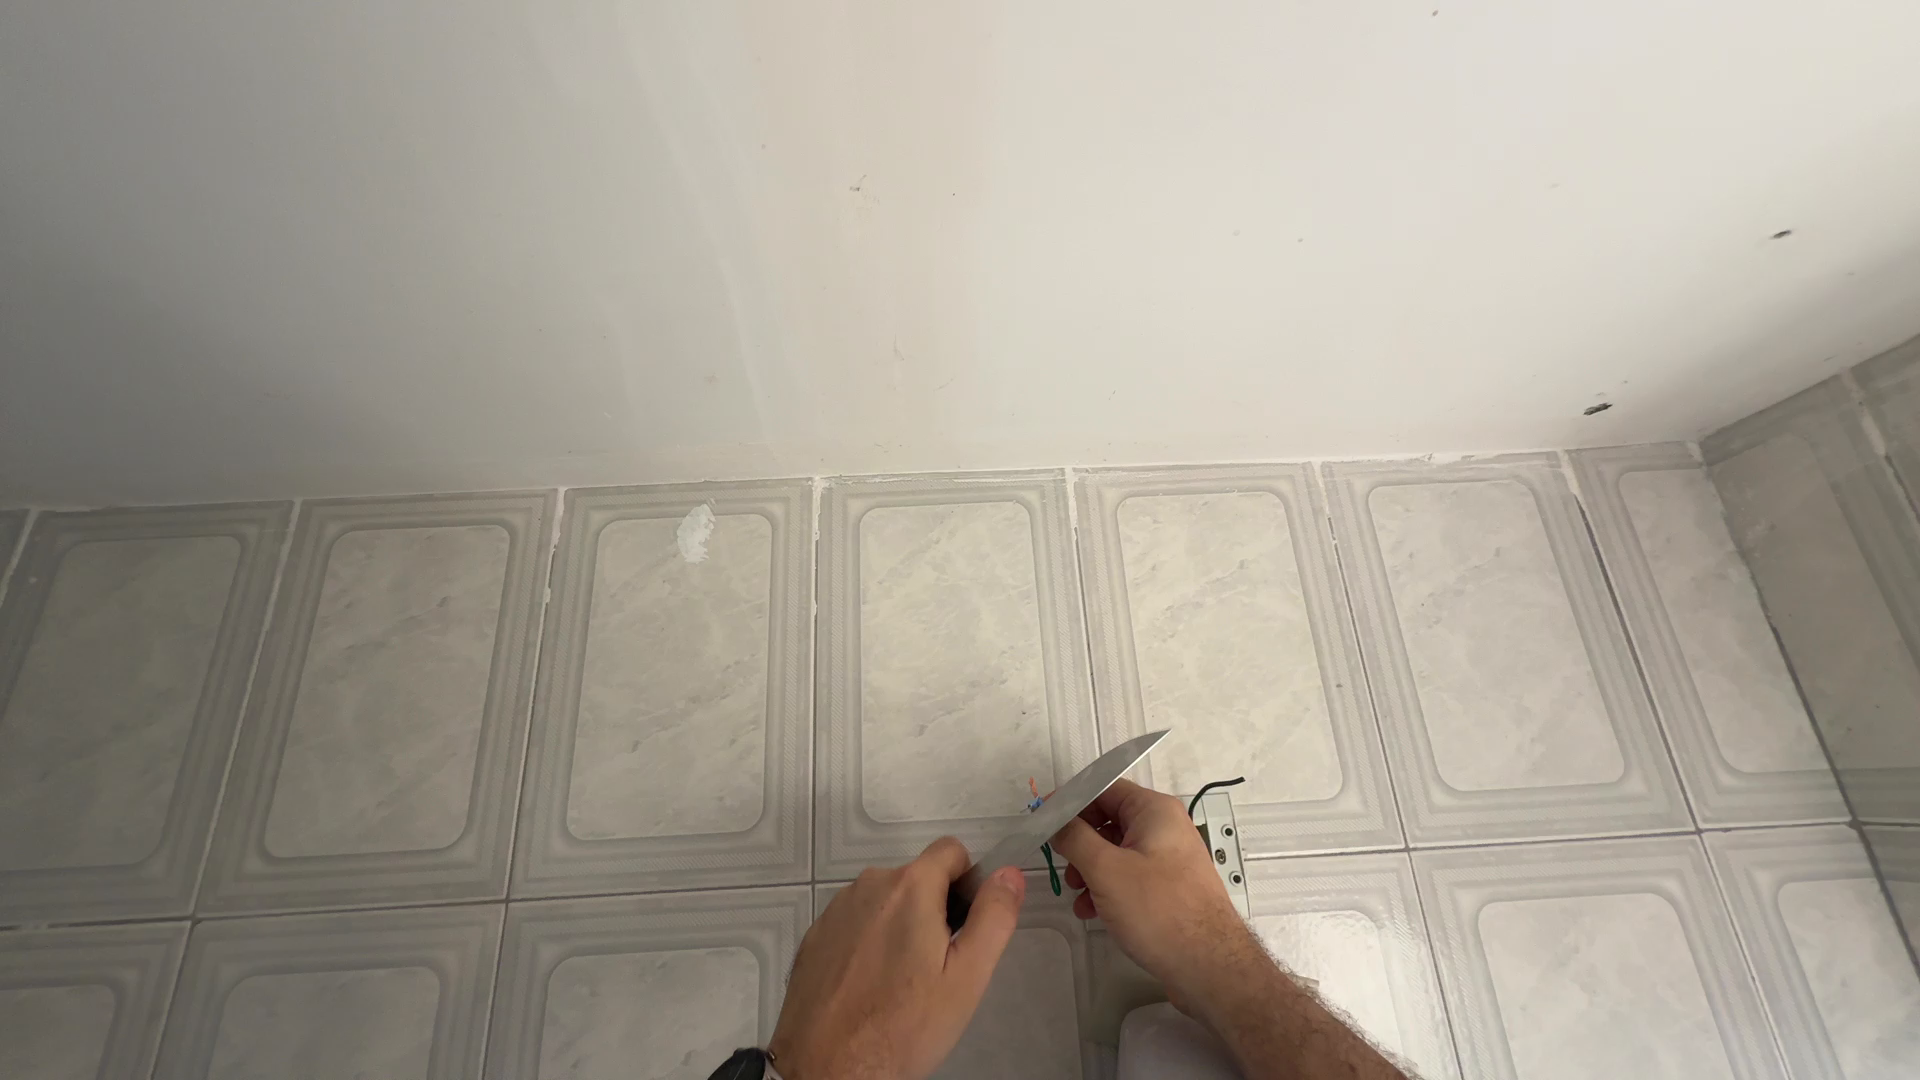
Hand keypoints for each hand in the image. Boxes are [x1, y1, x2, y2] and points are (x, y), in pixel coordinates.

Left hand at [769, 837, 1025, 1079]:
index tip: (963, 928)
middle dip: (933, 909)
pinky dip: (868, 942)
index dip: (967, 881)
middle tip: (934, 968)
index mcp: (911, 884)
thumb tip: (1010, 873)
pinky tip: (868, 987)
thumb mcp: (967, 977)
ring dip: (899, 924)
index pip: (951, 850)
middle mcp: (870, 882)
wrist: (827, 1070)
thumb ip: (994, 917)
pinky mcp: (816, 934)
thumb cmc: (905, 1023)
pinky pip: (856, 921)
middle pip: (918, 878)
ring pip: (886, 900)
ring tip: (899, 983)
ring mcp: (838, 907)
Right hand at [1048, 779, 1255, 1014]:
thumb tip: (1054, 818)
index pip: (1103, 788)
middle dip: (1080, 841)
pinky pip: (1130, 874)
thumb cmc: (1158, 909)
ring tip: (1077, 895)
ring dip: (1090, 869)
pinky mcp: (1169, 887)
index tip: (1044, 820)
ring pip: (1116, 850)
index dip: (1071, 801)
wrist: (1211, 969)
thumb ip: (1074, 837)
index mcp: (1154, 810)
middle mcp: (1164, 827)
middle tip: (1061, 863)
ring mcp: (1169, 858)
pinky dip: (1107, 887)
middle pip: (1109, 819)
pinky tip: (1092, 911)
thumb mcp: (1106, 869)